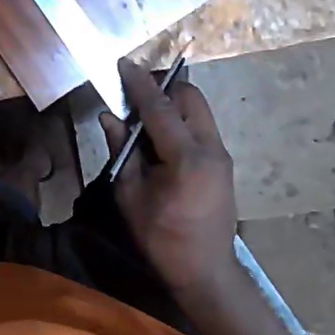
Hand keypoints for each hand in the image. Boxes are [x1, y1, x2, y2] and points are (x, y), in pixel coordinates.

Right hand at [99, 60, 239, 295]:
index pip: (160, 107)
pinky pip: (202, 124)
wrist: (207, 272)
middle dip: (163, 86)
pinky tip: (161, 135)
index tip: (124, 63)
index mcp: (186, 157)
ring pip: (199, 107)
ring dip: (173, 101)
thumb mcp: (131, 198)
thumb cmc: (163, 240)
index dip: (139, 83)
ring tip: (145, 114)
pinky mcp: (223, 161)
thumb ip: (122, 152)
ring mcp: (222, 153)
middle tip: (135, 92)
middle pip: (190, 96)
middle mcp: (211, 147)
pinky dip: (182, 118)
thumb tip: (110, 117)